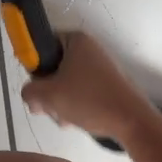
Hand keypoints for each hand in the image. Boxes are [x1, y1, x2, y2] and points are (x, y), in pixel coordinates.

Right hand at [20, 33, 158, 145]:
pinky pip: (82, 90)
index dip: (33, 65)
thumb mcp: (48, 95)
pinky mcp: (108, 84)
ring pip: (67, 82)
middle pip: (54, 66)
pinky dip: (75, 104)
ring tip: (64, 118)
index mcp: (76, 40)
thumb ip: (29, 91)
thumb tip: (30, 95)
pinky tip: (76, 121)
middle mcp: (89, 48)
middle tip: (46, 108)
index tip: (34, 86)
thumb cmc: (88, 100)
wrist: (132, 120)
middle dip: (47, 90)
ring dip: (60, 101)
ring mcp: (100, 66)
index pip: (43, 45)